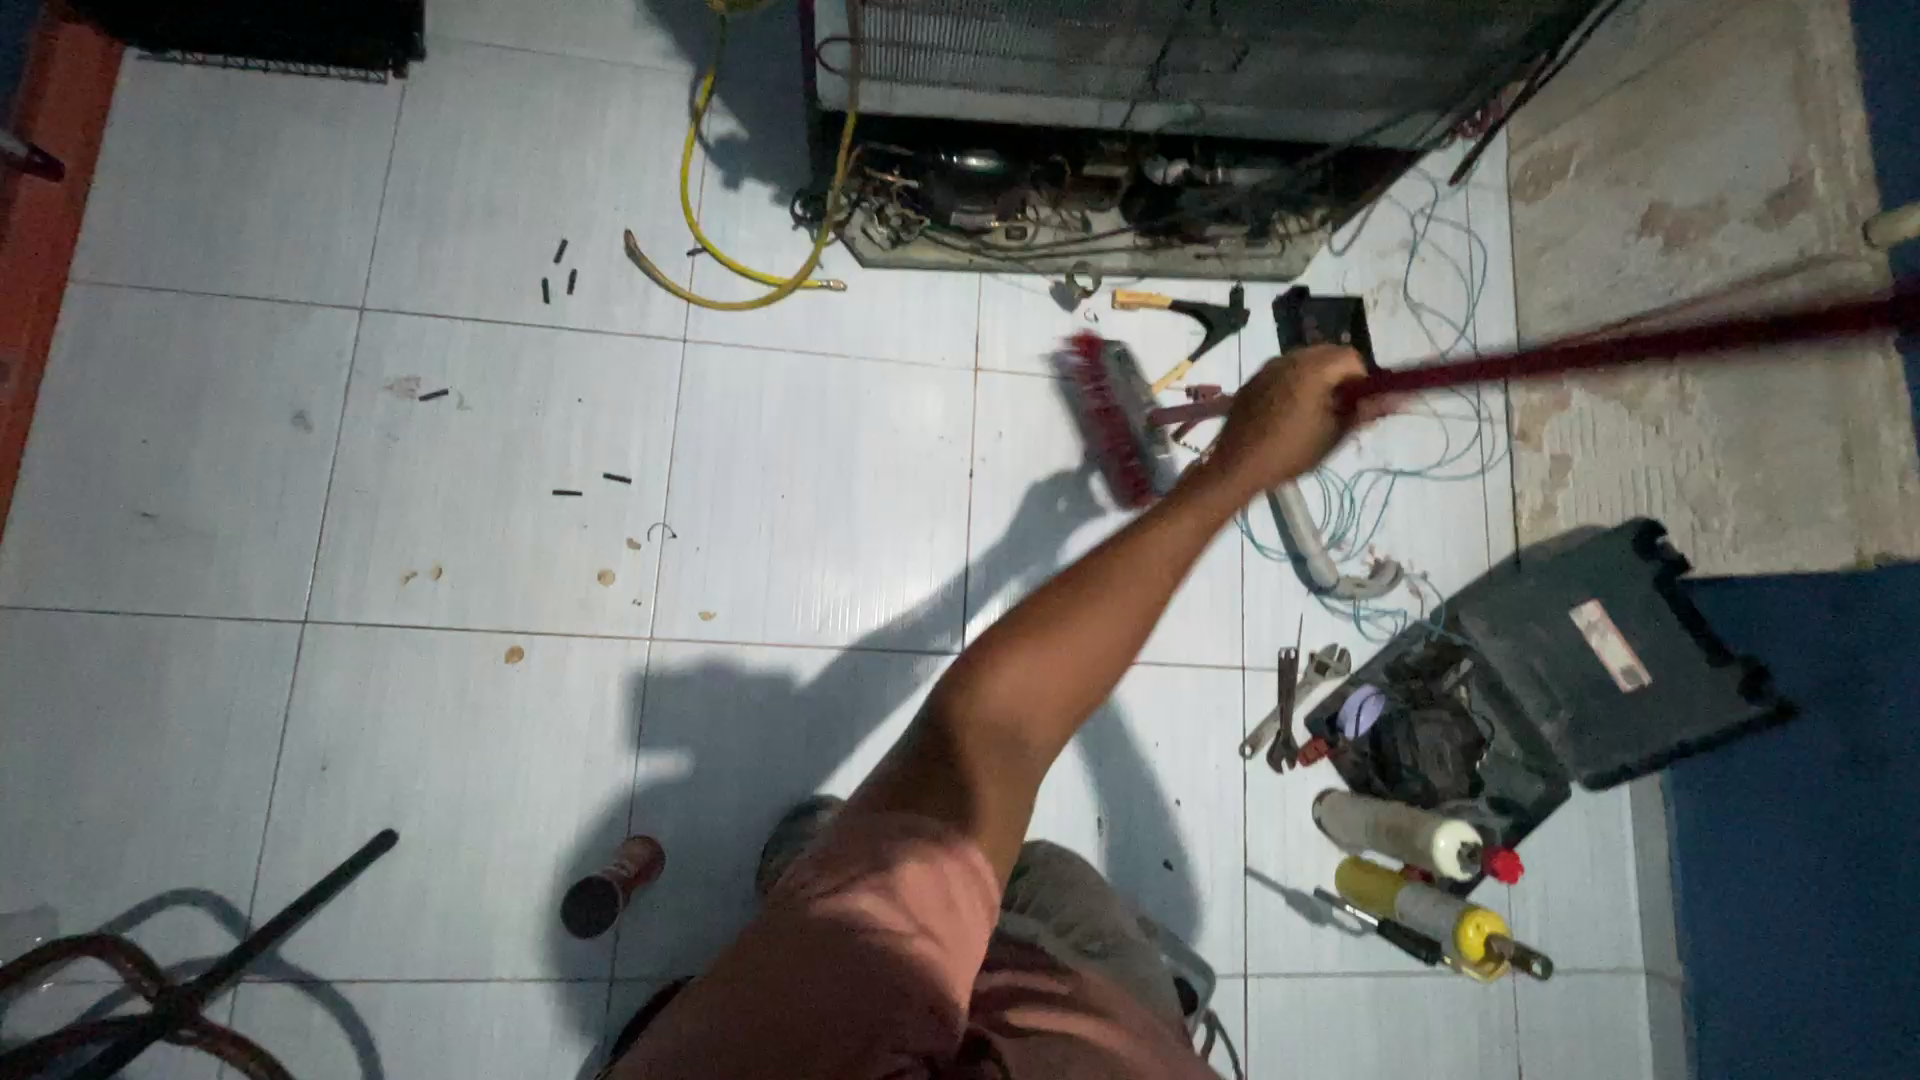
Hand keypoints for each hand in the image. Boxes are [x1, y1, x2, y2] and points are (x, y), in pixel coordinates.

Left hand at [1193, 346, 1383, 498]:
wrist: (1235, 467)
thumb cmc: (1288, 453)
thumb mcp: (1333, 435)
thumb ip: (1366, 412)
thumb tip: (1400, 399)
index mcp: (1311, 369)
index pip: (1351, 357)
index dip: (1361, 379)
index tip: (1355, 405)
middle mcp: (1287, 359)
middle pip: (1327, 354)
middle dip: (1339, 376)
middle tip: (1337, 409)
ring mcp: (1265, 368)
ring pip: (1303, 361)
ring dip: (1316, 378)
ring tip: (1312, 413)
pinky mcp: (1250, 381)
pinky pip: (1282, 371)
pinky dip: (1293, 383)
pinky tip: (1288, 412)